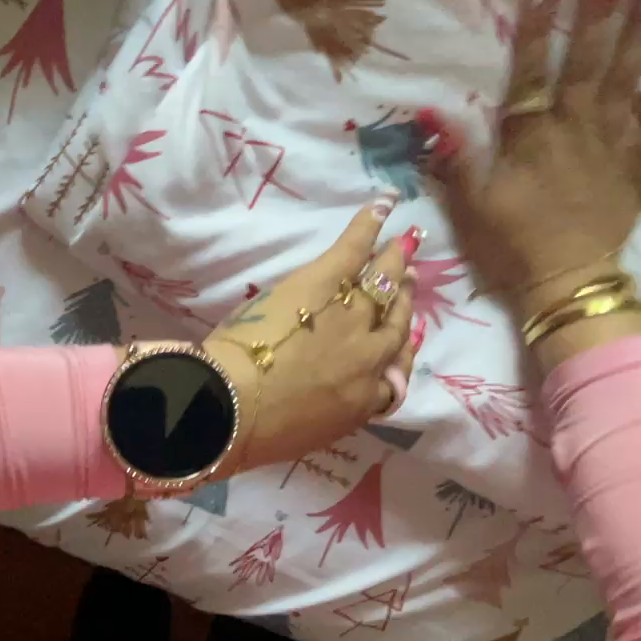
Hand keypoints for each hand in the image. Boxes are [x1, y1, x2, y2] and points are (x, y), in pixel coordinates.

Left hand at [199, 199, 423, 476]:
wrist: (231, 407)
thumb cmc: (259, 434)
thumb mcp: (310, 435)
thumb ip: (330, 414)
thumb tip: (330, 400)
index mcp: (363, 401)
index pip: (396, 372)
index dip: (400, 350)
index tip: (402, 336)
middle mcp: (369, 356)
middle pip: (397, 323)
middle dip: (403, 302)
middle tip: (408, 280)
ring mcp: (351, 316)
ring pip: (384, 284)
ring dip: (394, 264)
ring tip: (401, 248)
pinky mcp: (323, 283)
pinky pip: (353, 249)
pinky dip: (368, 225)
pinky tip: (382, 205)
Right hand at [435, 0, 640, 320]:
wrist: (565, 281)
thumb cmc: (510, 246)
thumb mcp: (470, 205)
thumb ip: (455, 156)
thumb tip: (430, 111)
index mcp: (530, 136)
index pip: (529, 69)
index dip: (535, 22)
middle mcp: (575, 124)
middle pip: (587, 54)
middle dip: (599, 2)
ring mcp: (616, 137)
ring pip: (631, 69)